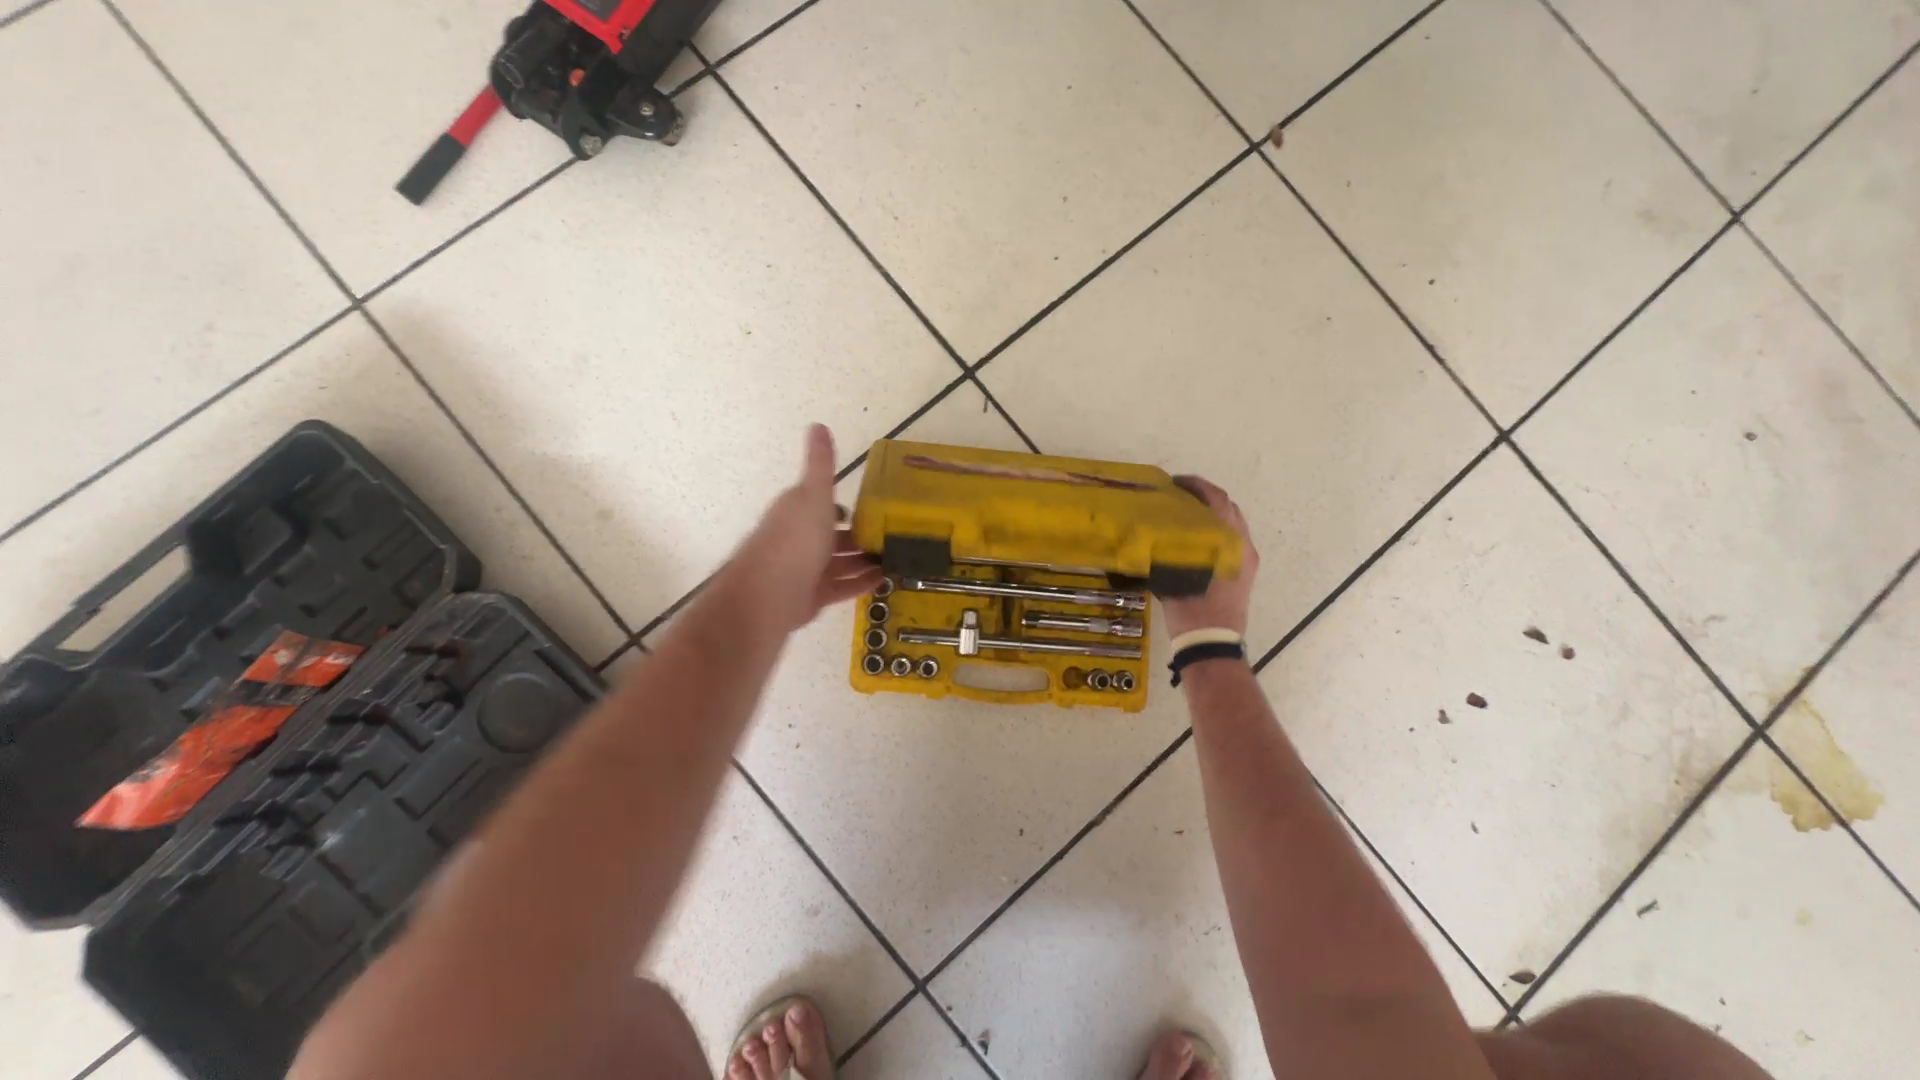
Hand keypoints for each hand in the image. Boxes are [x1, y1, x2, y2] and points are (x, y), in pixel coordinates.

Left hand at [730, 425, 884, 631]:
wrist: (770, 593)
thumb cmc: (795, 538)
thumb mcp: (813, 494)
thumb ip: (821, 464)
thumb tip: (818, 424)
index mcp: (798, 511)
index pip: (822, 503)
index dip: (845, 505)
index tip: (874, 506)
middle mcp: (800, 538)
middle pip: (834, 535)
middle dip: (860, 535)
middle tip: (894, 535)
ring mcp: (807, 569)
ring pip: (841, 562)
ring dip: (865, 559)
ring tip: (896, 557)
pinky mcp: (814, 595)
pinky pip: (843, 587)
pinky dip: (862, 583)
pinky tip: (885, 580)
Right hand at [1159, 476, 1258, 639]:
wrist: (1212, 644)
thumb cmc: (1192, 611)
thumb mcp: (1172, 577)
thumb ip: (1166, 551)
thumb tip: (1149, 533)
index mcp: (1228, 543)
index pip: (1217, 501)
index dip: (1197, 486)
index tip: (1176, 483)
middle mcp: (1242, 546)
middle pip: (1227, 508)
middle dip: (1205, 497)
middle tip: (1178, 496)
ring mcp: (1246, 559)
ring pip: (1232, 524)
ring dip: (1211, 513)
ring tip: (1184, 515)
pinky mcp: (1244, 572)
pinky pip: (1232, 539)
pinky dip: (1216, 530)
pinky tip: (1195, 538)